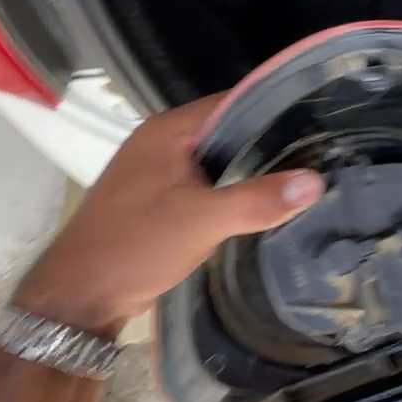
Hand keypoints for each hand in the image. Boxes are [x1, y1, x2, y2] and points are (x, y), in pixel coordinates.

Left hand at [12, 93, 324, 335]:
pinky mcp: (166, 197)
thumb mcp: (201, 221)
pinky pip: (215, 180)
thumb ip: (258, 199)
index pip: (235, 101)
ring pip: (225, 157)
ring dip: (259, 166)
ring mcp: (163, 171)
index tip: (322, 119)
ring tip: (309, 172)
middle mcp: (164, 142)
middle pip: (232, 128)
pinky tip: (272, 200)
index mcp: (168, 131)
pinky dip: (241, 186)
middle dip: (275, 139)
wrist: (78, 301)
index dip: (278, 107)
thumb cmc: (133, 248)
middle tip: (324, 150)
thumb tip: (316, 181)